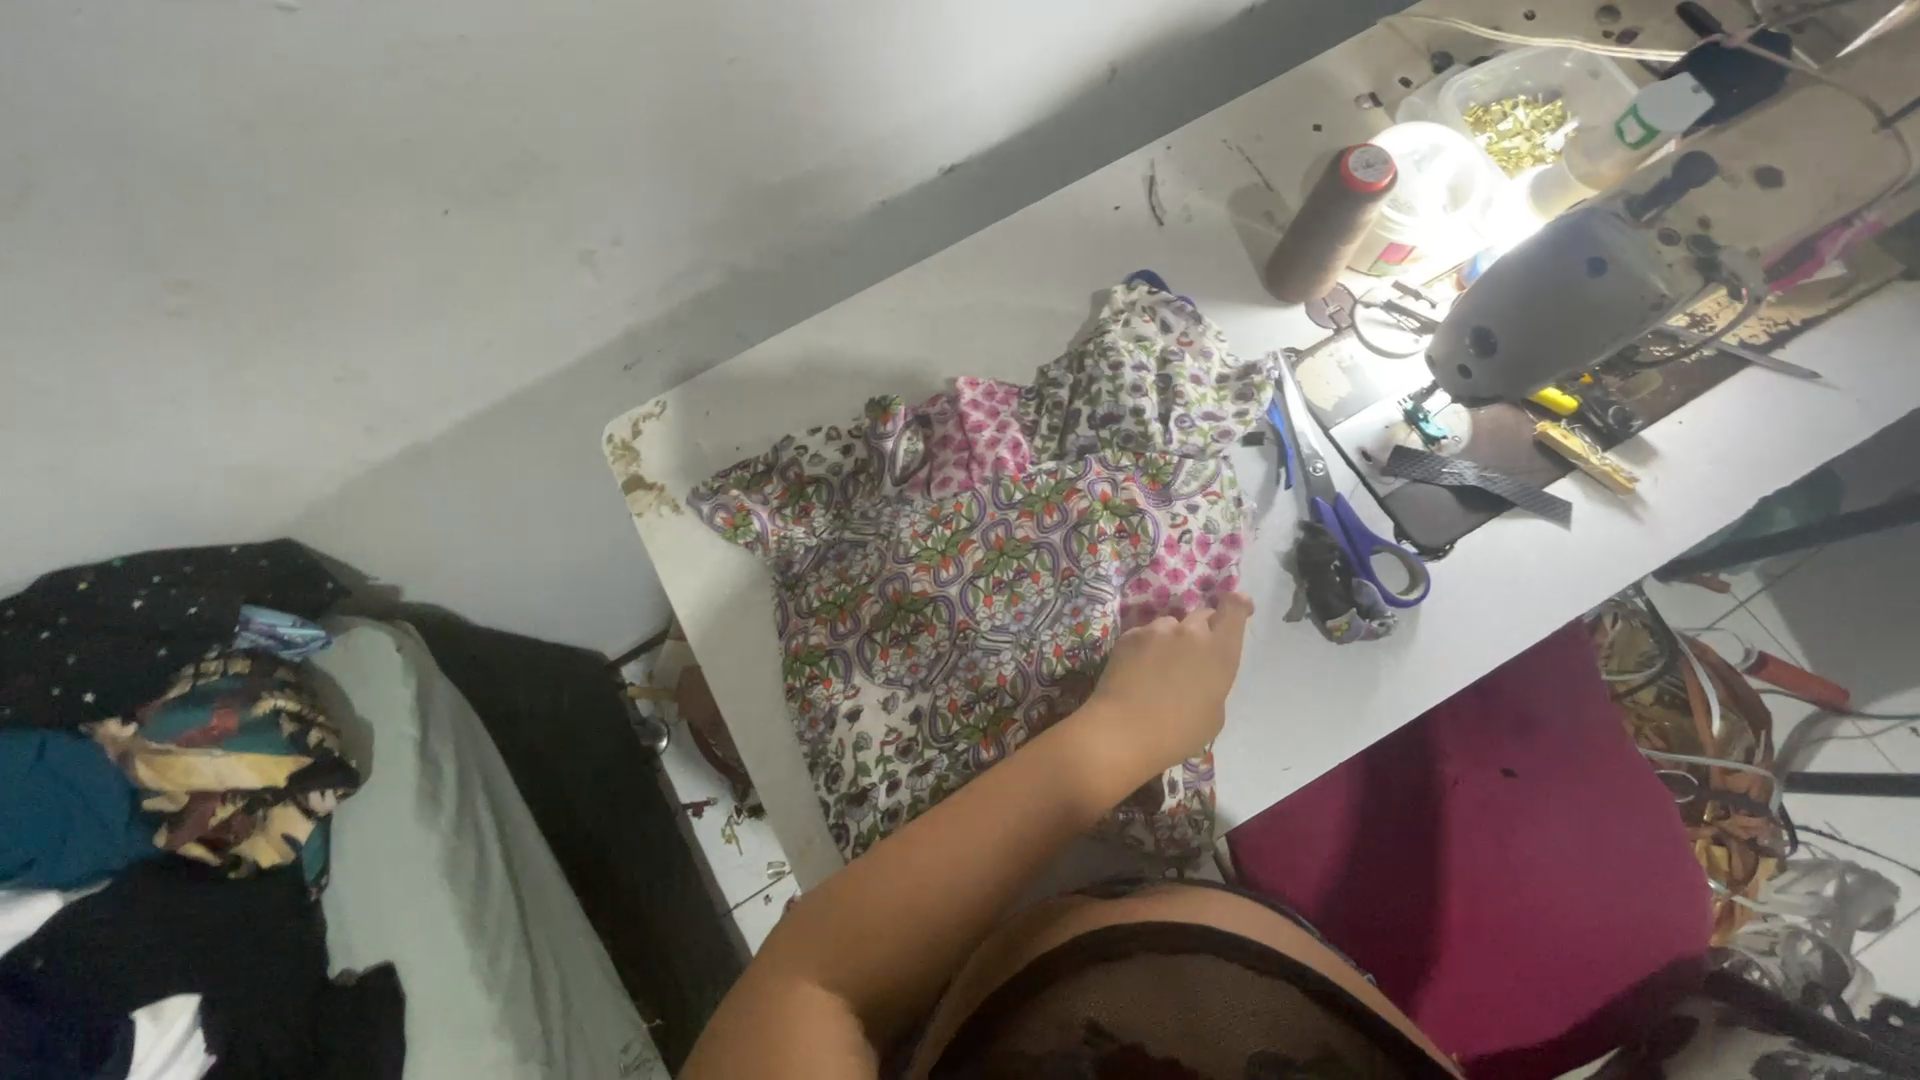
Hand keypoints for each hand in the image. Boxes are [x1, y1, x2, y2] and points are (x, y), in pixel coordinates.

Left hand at [1073, 593, 1253, 780]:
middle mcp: (1191, 632)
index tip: (1238, 607)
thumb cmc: (1179, 733)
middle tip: (1193, 655)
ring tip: (1159, 668)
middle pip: (1202, 615)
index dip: (1237, 604)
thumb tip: (1201, 674)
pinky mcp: (1129, 635)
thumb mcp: (1214, 714)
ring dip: (1171, 640)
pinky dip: (1145, 648)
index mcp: (1220, 651)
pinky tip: (1137, 672)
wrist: (1124, 731)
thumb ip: (1214, 682)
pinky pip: (1144, 635)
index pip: (1234, 608)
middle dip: (1202, 630)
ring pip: (1170, 626)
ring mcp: (1156, 630)